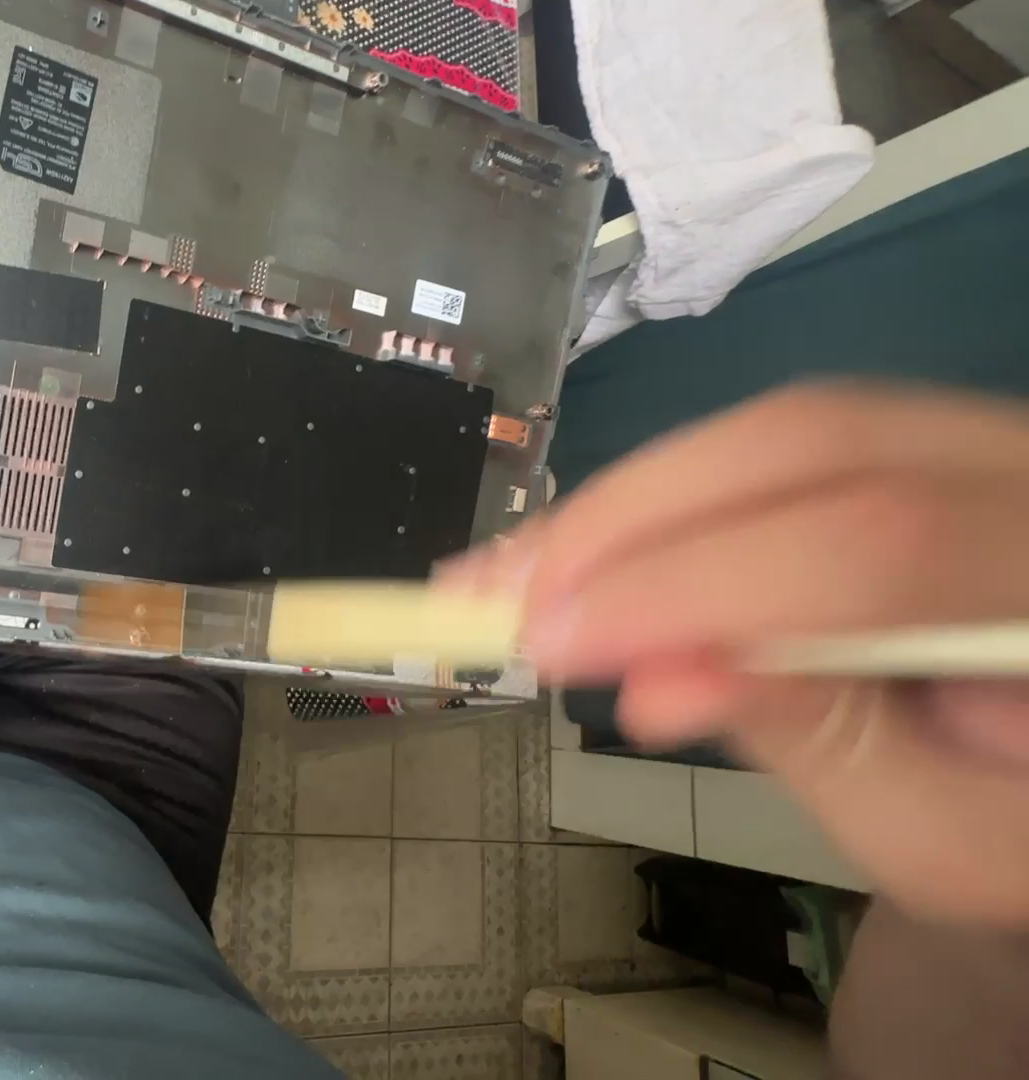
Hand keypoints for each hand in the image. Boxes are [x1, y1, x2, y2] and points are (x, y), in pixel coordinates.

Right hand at [439, 382, 1028, 924]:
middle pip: (799, 441)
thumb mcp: (942, 830)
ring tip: (498, 577)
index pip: (877, 545)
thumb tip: (655, 691)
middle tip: (500, 595)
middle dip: (619, 521)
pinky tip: (552, 549)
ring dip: (602, 511)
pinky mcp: (890, 444)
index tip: (549, 645)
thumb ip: (814, 748)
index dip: (687, 585)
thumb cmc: (1014, 812)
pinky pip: (734, 450)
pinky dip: (625, 505)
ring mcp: (970, 439)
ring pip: (751, 433)